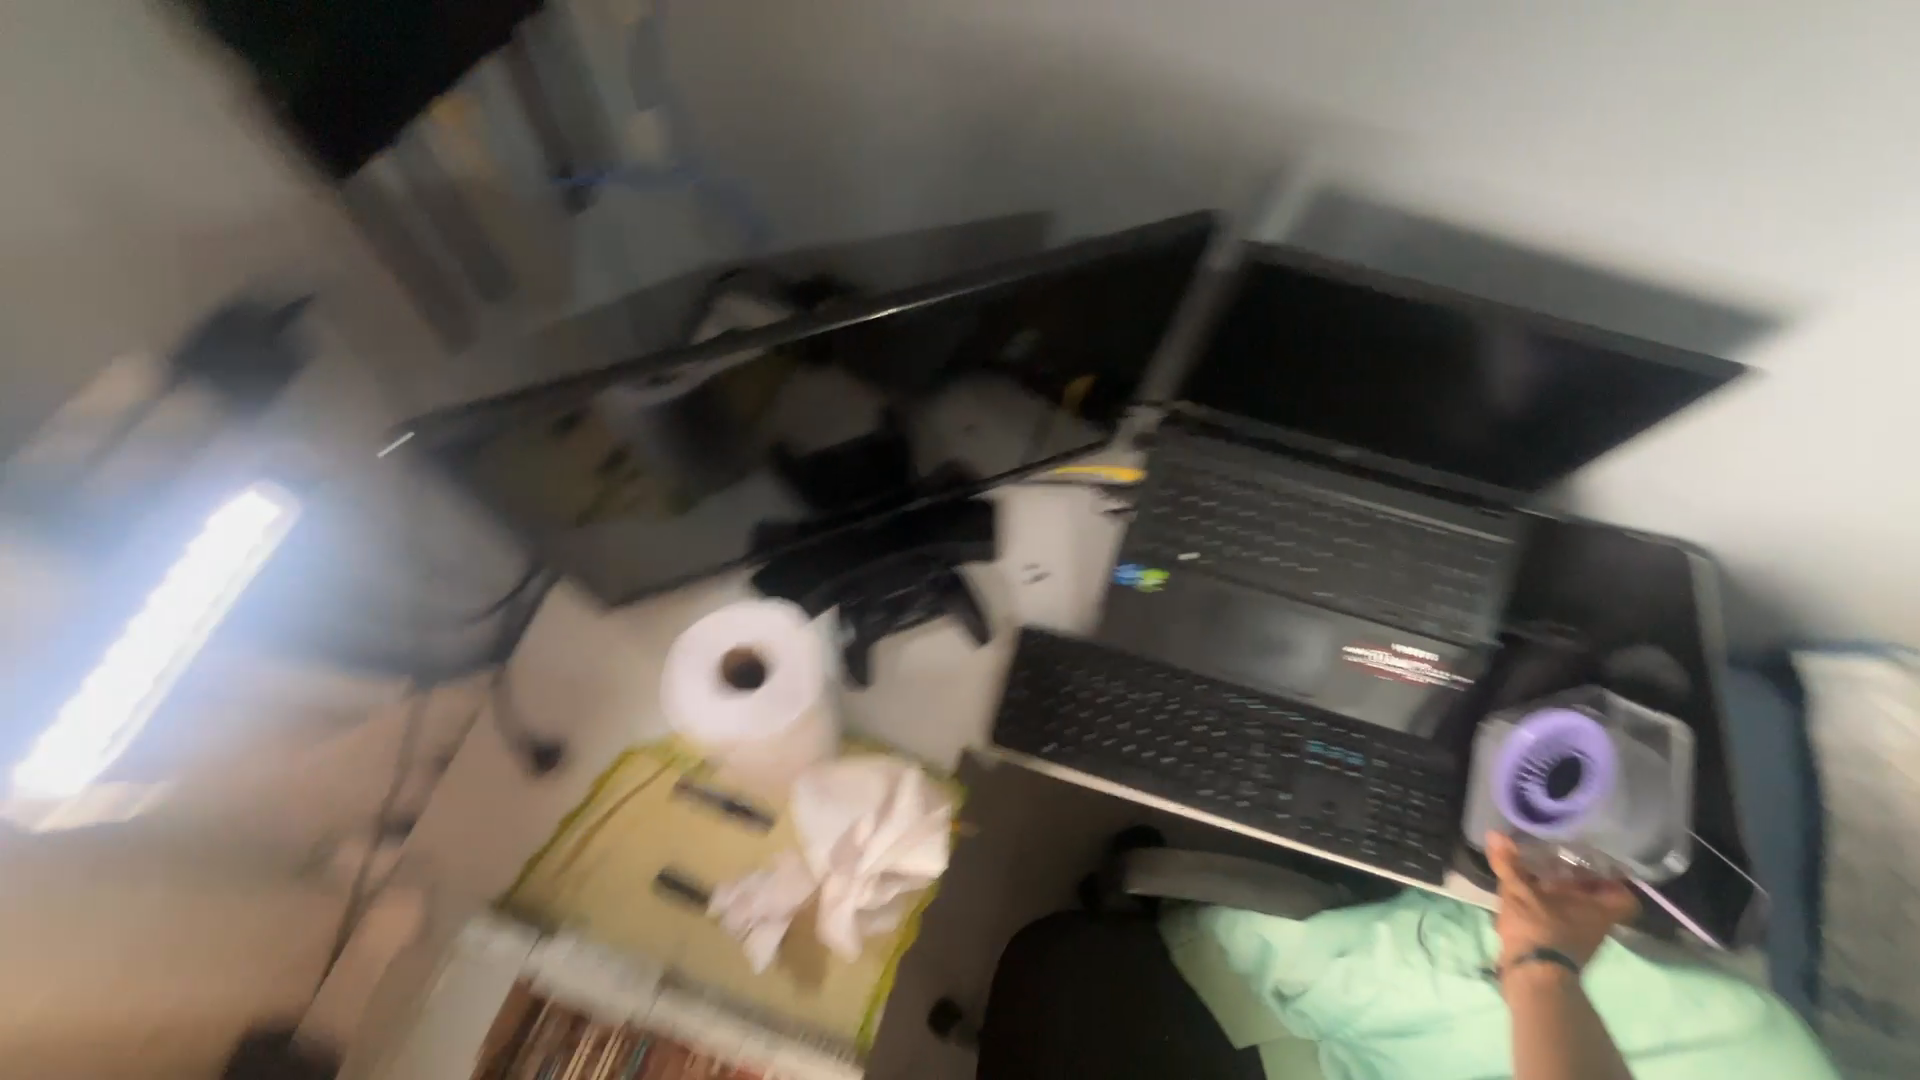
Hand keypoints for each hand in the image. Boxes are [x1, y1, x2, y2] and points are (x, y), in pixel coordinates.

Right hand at [1487, 832, 1638, 969]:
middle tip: (1556, 864)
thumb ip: (1509, 863)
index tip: (1593, 867)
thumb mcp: (1519, 891)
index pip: (1624, 897)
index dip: (1612, 881)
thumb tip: (1496, 833)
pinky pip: (1561, 922)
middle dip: (1579, 885)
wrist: (1533, 976)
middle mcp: (1597, 925)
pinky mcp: (1562, 948)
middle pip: (1597, 901)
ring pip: (1578, 912)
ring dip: (1562, 899)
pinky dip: (1549, 912)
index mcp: (1599, 910)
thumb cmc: (1539, 929)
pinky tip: (1528, 902)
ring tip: (1538, 879)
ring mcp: (1581, 939)